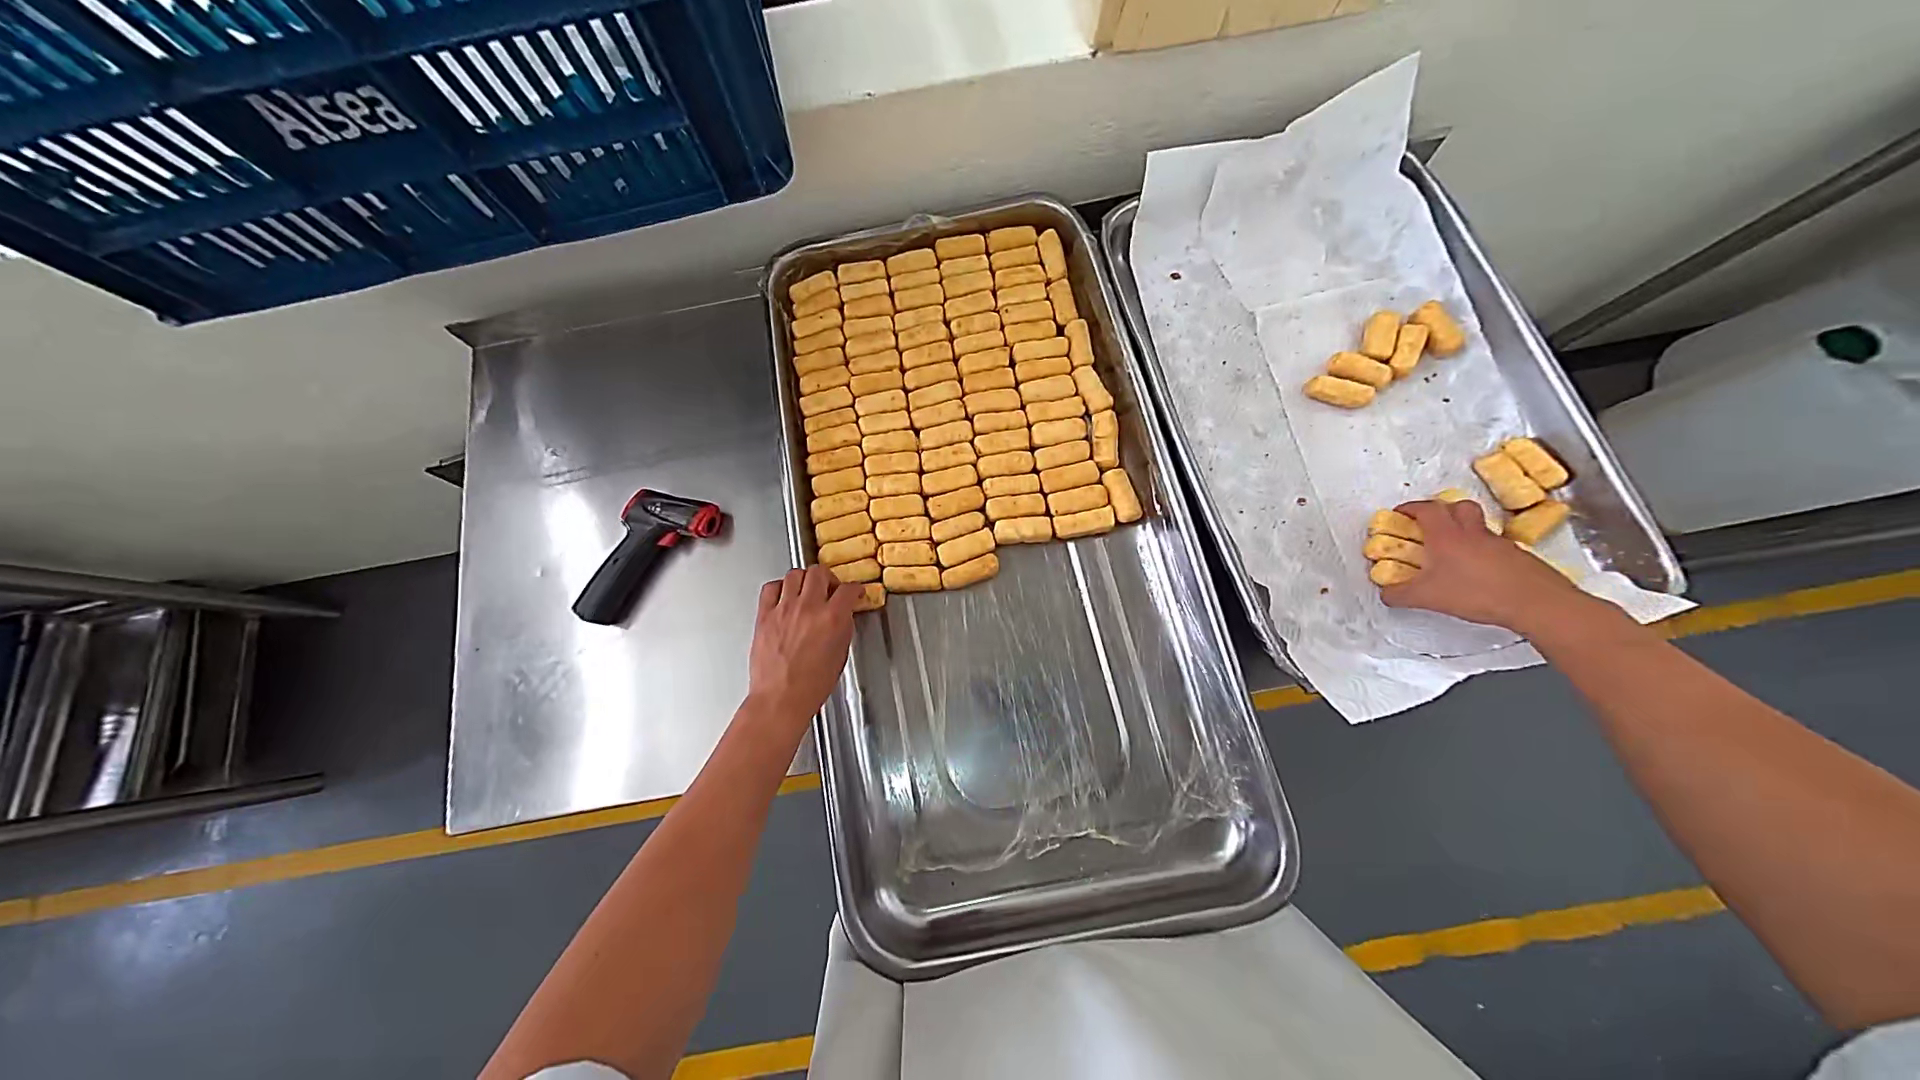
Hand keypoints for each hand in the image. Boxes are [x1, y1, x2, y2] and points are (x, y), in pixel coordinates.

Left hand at [745, 565, 861, 724]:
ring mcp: (784, 610)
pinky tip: (784, 595)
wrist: (780, 699)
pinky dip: (779, 587)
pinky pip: (770, 588)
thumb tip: (843, 615)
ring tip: (807, 589)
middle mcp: (808, 608)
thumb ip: (842, 628)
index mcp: (832, 619)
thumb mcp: (840, 655)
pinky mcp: (765, 616)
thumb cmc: (810, 686)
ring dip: (804, 579)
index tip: (854, 592)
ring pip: (794, 574)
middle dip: (828, 578)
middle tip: (830, 587)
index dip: (855, 589)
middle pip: (819, 572)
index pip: (848, 589)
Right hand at [1380, 499, 1596, 634]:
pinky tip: (1477, 570)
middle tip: (1429, 523)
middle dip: (1441, 509)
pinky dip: (1481, 549)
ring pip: (1478, 524)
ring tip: (1452, 548)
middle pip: (1457, 506)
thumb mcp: (1426, 598)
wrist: (1535, 603)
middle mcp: (1472, 533)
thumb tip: (1386, 593)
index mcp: (1446, 536)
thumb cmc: (1477, 593)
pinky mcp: (1517, 556)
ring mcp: (1498, 543)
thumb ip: (1399, 594)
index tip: (1401, 513)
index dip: (1410, 508)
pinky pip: (1494, 544)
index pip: (1426, 509)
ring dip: (1463, 528)